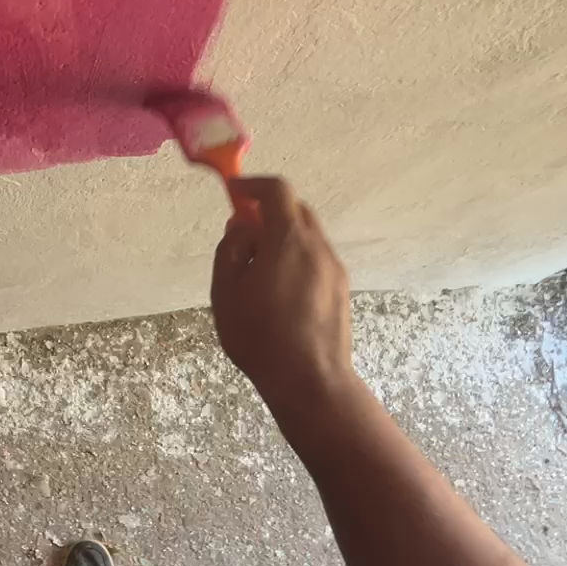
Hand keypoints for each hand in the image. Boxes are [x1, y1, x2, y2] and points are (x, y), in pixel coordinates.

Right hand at [210, 177, 355, 409]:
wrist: (310, 380)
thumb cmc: (260, 337)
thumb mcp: (226, 292)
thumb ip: (230, 251)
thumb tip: (240, 227)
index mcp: (288, 240)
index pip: (277, 191)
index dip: (253, 185)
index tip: (234, 191)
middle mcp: (317, 247)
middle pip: (296, 209)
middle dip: (268, 211)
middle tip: (242, 232)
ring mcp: (334, 268)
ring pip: (307, 235)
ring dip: (282, 237)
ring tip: (257, 269)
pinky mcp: (340, 289)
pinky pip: (315, 258)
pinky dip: (295, 257)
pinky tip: (278, 289)